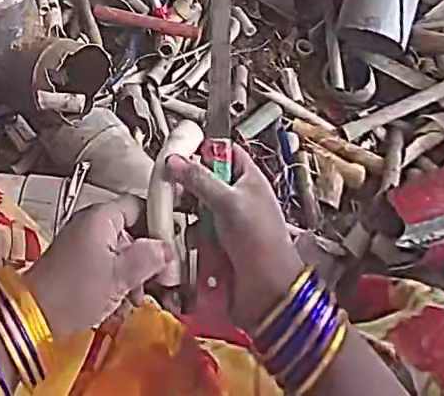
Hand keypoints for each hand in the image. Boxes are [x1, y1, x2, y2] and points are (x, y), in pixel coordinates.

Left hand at [21, 196, 173, 338]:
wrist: (35, 314)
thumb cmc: (78, 290)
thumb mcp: (119, 275)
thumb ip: (148, 258)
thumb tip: (168, 249)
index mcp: (102, 216)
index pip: (138, 205)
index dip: (157, 223)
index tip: (171, 248)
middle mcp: (92, 221)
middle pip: (130, 229)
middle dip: (146, 256)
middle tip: (159, 281)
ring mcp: (82, 240)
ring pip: (119, 249)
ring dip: (132, 272)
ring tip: (137, 298)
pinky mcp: (76, 259)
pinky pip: (104, 261)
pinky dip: (115, 278)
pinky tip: (121, 303)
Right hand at [168, 139, 304, 328]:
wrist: (269, 295)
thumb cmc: (261, 242)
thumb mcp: (228, 202)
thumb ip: (199, 179)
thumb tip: (174, 161)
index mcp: (248, 179)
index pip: (225, 151)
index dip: (205, 149)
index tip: (182, 152)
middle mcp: (238, 197)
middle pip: (207, 179)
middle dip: (190, 184)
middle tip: (174, 186)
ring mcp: (228, 222)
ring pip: (199, 206)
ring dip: (189, 212)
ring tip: (179, 215)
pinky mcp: (219, 244)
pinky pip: (198, 232)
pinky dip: (193, 235)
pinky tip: (192, 241)